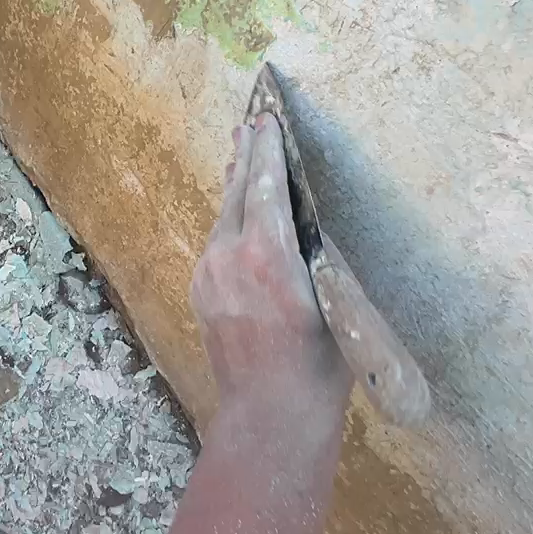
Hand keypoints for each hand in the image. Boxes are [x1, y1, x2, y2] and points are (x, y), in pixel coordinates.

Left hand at [190, 113, 349, 419]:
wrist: (268, 414)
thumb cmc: (319, 365)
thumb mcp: (333, 302)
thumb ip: (313, 255)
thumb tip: (300, 219)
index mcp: (267, 253)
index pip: (264, 185)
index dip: (267, 148)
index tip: (266, 119)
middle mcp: (229, 254)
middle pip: (236, 192)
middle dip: (244, 155)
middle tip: (248, 123)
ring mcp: (207, 272)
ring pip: (222, 217)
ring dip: (234, 187)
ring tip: (240, 158)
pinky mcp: (199, 288)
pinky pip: (216, 243)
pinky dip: (228, 221)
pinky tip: (235, 217)